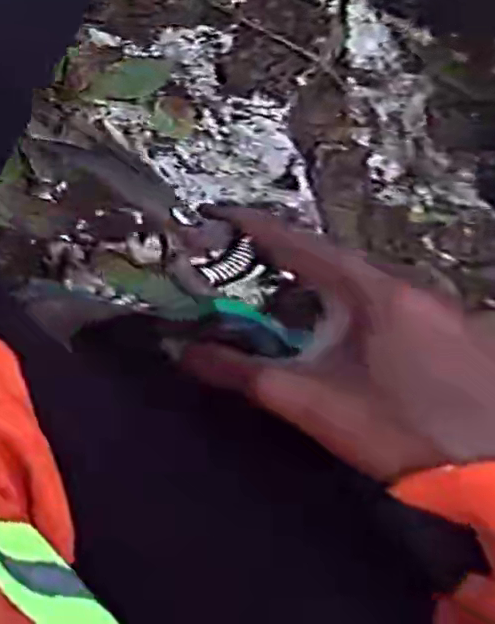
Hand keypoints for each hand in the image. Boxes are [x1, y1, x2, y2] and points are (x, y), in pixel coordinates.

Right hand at [180, 208, 494, 480]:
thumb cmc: (397, 430)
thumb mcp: (299, 398)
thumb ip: (230, 367)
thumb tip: (178, 349)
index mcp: (377, 295)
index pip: (297, 242)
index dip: (248, 225)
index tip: (210, 215)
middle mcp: (420, 296)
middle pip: (335, 259)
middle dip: (283, 256)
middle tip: (237, 259)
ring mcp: (456, 321)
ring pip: (368, 283)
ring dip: (322, 283)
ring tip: (282, 293)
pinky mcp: (471, 346)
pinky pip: (397, 307)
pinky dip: (356, 305)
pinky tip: (338, 327)